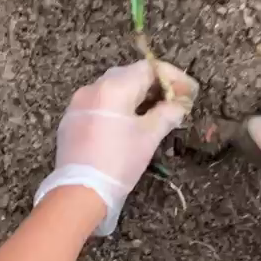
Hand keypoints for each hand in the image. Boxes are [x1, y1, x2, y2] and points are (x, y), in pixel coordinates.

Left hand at [35, 60, 196, 235]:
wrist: (80, 191)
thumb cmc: (118, 162)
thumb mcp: (149, 137)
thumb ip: (167, 114)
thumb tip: (179, 105)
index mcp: (113, 88)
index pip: (148, 68)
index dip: (172, 78)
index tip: (189, 93)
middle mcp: (92, 89)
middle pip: (129, 76)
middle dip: (154, 86)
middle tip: (174, 102)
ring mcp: (78, 105)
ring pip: (112, 90)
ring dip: (136, 97)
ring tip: (154, 113)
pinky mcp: (71, 121)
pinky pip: (99, 105)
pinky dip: (117, 108)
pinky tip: (129, 123)